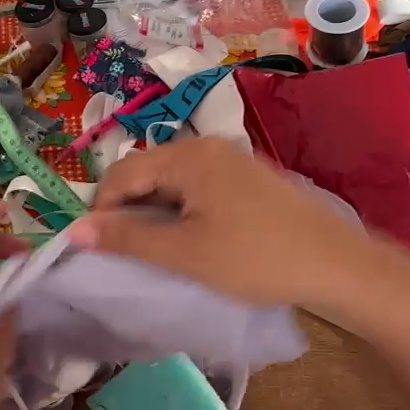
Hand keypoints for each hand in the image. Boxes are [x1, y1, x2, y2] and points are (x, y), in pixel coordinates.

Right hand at [80, 137, 375, 309]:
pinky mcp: (245, 176)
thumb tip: (75, 230)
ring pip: (171, 179)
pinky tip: (188, 238)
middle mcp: (206, 146)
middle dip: (128, 208)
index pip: (122, 172)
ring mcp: (229, 158)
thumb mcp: (184, 253)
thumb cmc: (254, 257)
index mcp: (187, 156)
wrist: (334, 263)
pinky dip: (180, 208)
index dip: (102, 208)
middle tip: (125, 251)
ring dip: (154, 210)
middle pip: (146, 170)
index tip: (96, 247)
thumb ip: (128, 239)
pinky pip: (196, 184)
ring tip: (155, 249)